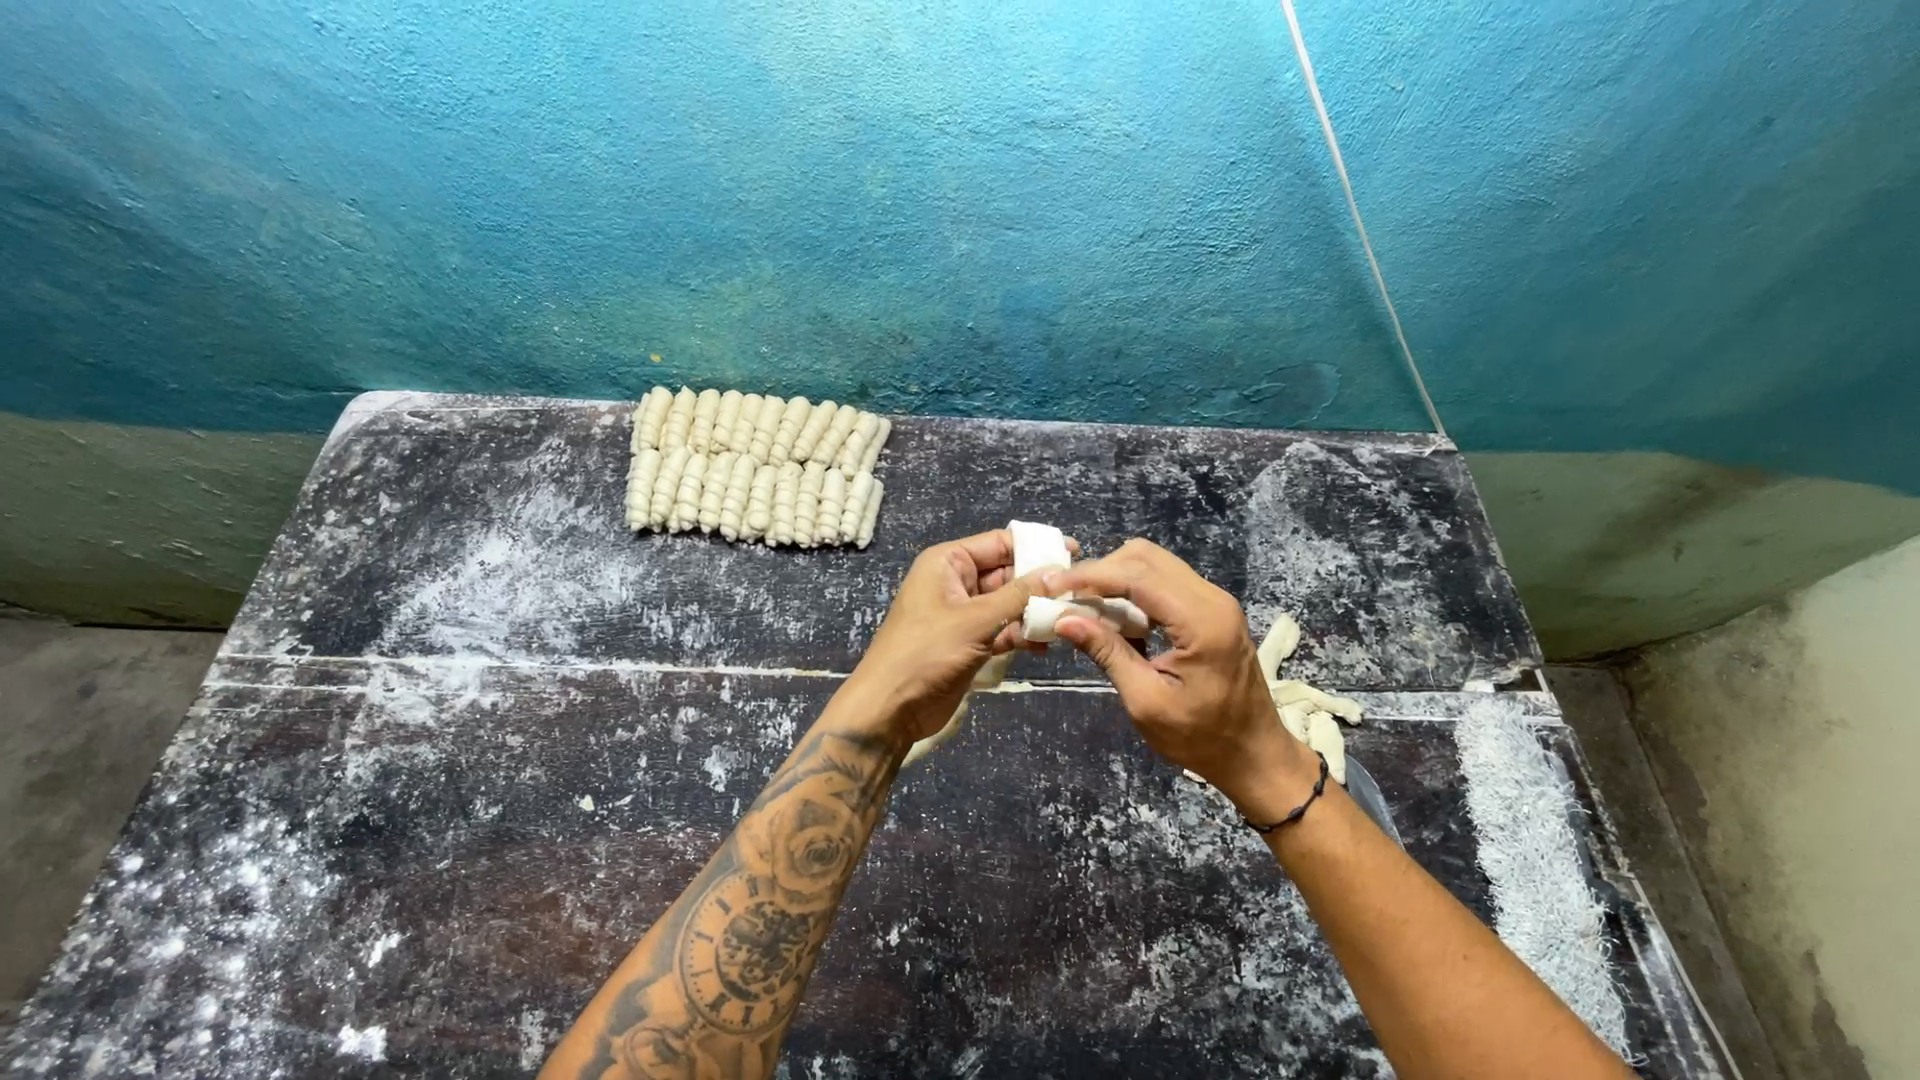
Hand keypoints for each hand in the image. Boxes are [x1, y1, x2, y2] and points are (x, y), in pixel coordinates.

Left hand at [839, 530, 1064, 749]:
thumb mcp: (975, 620)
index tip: (1074, 552)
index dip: (1036, 545)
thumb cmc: (926, 653)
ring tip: (1068, 619)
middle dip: (1040, 582)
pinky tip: (1047, 643)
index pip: (999, 542)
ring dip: (1035, 611)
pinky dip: (1022, 634)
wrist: (891, 707)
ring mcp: (964, 614)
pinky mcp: (970, 642)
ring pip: (1009, 603)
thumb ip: (1018, 595)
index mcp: (948, 562)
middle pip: (1008, 572)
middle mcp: (956, 582)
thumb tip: (1057, 572)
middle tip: (1078, 592)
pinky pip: (1003, 629)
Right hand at [1044, 539, 1319, 818]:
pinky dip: (1134, 589)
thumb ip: (1107, 653)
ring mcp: (1216, 601)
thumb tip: (1064, 619)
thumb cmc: (1201, 738)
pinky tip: (1114, 615)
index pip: (1137, 576)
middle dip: (1100, 570)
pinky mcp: (1213, 610)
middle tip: (1065, 595)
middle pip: (1146, 557)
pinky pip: (1166, 582)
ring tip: (1083, 604)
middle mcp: (1212, 599)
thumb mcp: (1146, 701)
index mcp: (1201, 622)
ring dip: (1116, 577)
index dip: (1090, 576)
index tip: (1052, 585)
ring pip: (1155, 563)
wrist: (1255, 755)